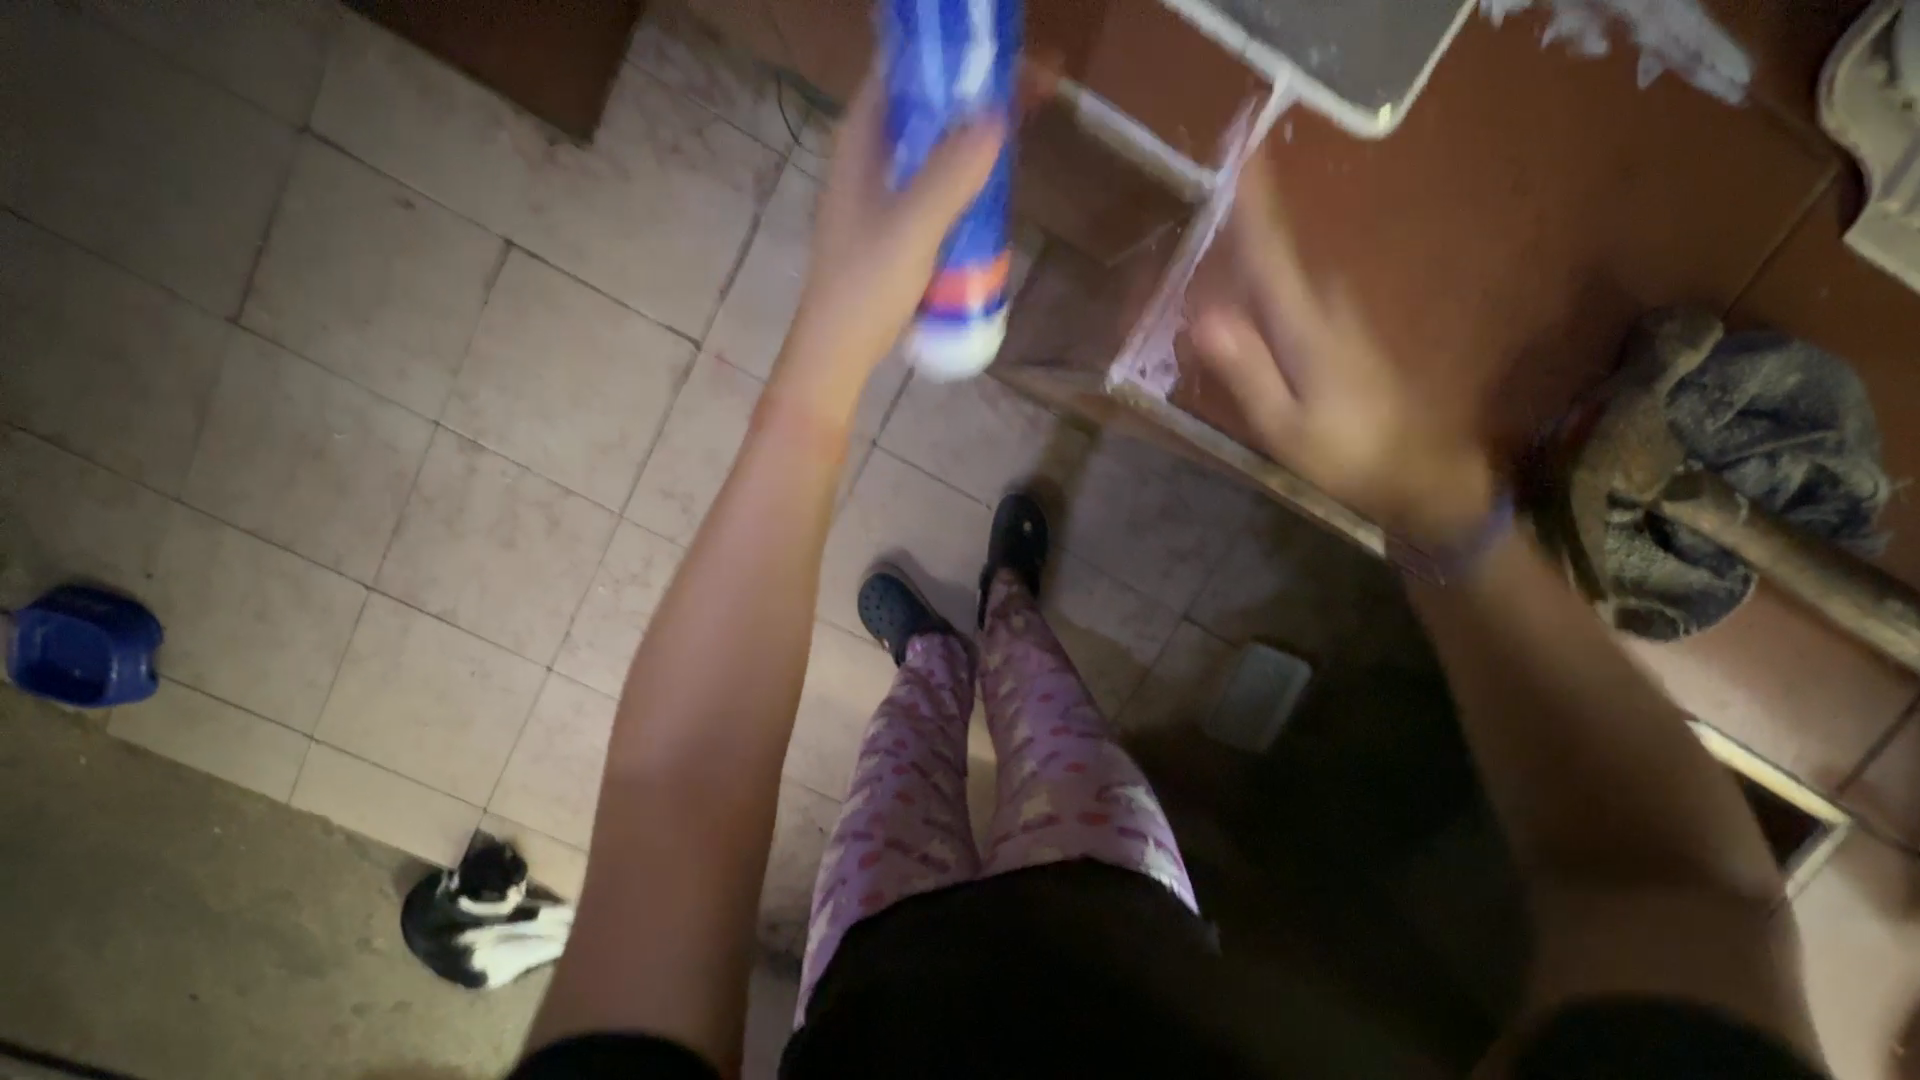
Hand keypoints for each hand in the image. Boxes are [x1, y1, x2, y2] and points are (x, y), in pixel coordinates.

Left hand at [781, 70, 1005, 383]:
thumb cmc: (866, 287)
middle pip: (922, 108)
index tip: (1003, 63)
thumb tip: (997, 116)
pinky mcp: (889, 226)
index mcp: (860, 142)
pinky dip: (960, 177)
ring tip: (1019, 130)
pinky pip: (931, 185)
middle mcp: (865, 158)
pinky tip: (991, 187)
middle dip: (971, 98)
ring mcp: (875, 193)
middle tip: (1029, 94)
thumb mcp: (912, 227)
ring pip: (928, 148)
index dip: (952, 61)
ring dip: (969, 138)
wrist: (838, 351)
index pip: (903, 72)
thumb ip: (951, 173)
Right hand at [1189, 152, 1494, 546]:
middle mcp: (1329, 309)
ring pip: (1289, 279)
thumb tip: (1203, 316)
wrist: (1423, 475)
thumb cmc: (1349, 456)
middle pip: (1278, 258)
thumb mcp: (1285, 426)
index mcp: (1307, 327)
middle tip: (1208, 213)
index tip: (1244, 145)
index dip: (1256, 200)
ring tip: (1217, 258)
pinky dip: (1271, 293)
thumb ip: (1248, 370)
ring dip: (1256, 264)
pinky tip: (1250, 310)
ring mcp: (1344, 321)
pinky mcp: (1350, 337)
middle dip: (1245, 231)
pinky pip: (1299, 299)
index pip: (1273, 252)